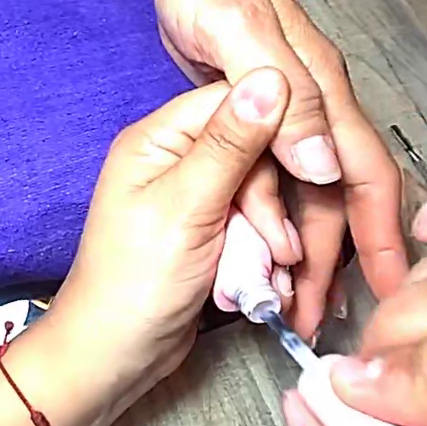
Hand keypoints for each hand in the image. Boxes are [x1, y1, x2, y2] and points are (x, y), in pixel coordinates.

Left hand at [50, 69, 287, 406]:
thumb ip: (228, 144)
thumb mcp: (185, 207)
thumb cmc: (135, 282)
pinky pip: (255, 224)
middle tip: (280, 250)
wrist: (117, 352)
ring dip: (276, 236)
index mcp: (158, 137)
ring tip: (274, 276)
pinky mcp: (209, 227)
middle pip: (256, 152)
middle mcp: (175, 156)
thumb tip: (268, 74)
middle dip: (275, 205)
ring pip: (262, 193)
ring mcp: (193, 193)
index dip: (277, 136)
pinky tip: (269, 284)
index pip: (234, 104)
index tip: (310, 174)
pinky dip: (267, 254)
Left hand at [151, 0, 407, 336]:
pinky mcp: (252, 117)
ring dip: (301, 243)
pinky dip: (271, 215)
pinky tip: (265, 249)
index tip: (388, 285)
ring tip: (294, 299)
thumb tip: (326, 164)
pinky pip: (270, 176)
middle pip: (333, 189)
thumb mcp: (232, 38)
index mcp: (311, 86)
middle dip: (336, 251)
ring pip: (301, 190)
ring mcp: (279, 112)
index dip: (373, 225)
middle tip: (328, 313)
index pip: (356, 165)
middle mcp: (306, 102)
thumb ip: (277, 97)